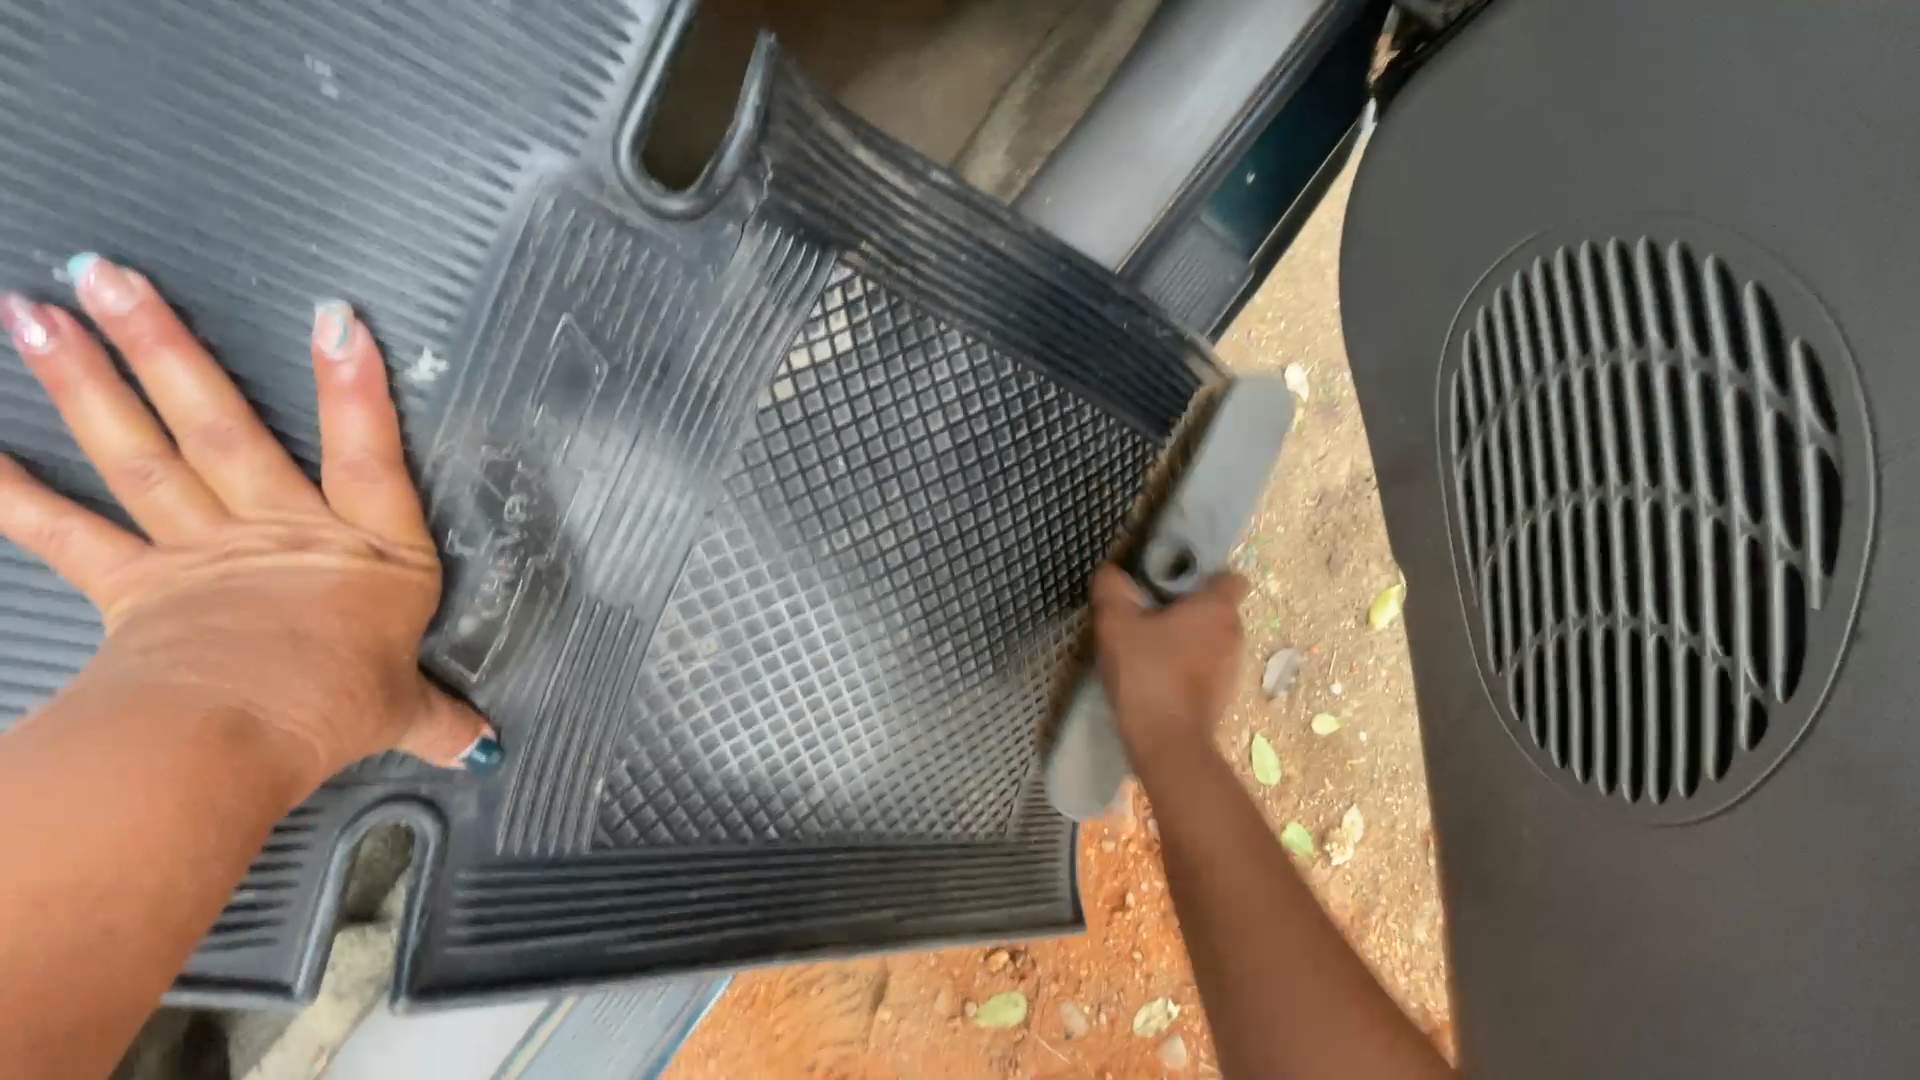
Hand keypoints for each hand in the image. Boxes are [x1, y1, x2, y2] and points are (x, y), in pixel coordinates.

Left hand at [0, 255, 498, 782]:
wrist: (230, 741)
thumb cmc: (334, 708)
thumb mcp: (405, 711)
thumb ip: (442, 718)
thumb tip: (487, 748)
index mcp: (368, 552)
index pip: (368, 457)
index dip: (356, 389)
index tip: (336, 317)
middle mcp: (285, 533)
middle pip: (225, 430)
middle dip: (169, 350)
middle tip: (105, 274)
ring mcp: (201, 551)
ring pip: (144, 454)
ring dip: (87, 382)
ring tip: (32, 310)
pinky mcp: (134, 585)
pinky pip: (61, 531)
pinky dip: (8, 489)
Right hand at [1091, 564, 1248, 757]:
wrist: (1167, 741)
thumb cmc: (1147, 672)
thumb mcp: (1116, 624)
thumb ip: (1112, 590)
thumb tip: (1111, 572)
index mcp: (1217, 608)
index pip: (1230, 578)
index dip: (1204, 576)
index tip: (1173, 585)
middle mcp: (1234, 633)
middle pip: (1216, 608)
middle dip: (1188, 608)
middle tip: (1149, 614)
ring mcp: (1233, 667)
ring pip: (1211, 640)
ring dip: (1187, 640)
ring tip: (1150, 647)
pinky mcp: (1224, 695)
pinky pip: (1206, 667)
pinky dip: (1188, 666)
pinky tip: (1157, 676)